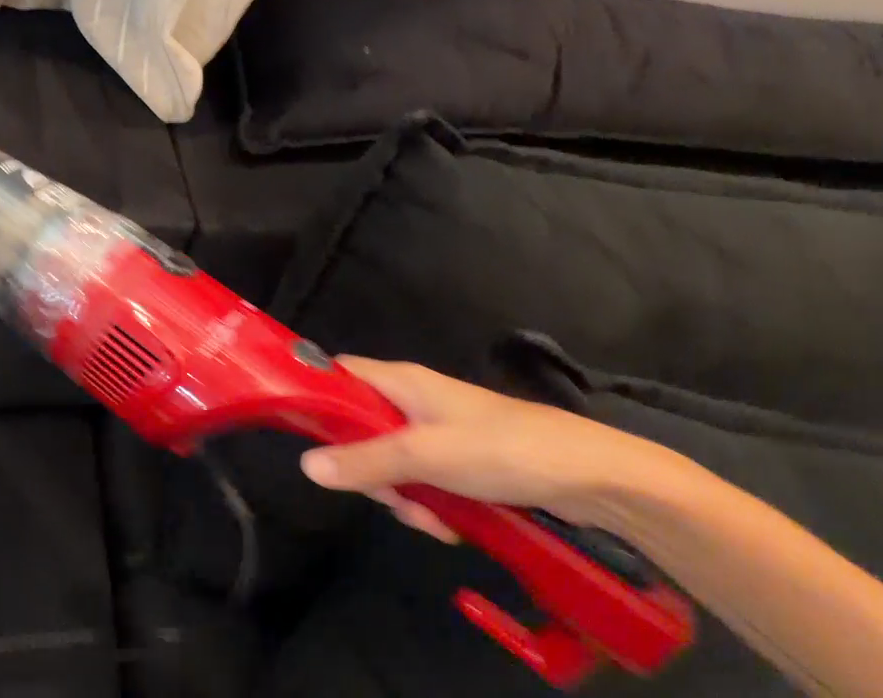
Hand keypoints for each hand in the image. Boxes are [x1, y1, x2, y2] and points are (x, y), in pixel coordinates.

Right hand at [299, 357, 674, 541]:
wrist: (599, 480)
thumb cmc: (505, 450)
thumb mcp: (427, 456)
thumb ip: (366, 461)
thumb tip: (305, 467)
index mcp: (401, 381)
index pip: (336, 374)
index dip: (314, 396)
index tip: (303, 434)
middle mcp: (414, 401)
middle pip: (359, 428)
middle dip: (367, 469)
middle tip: (388, 495)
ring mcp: (439, 433)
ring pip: (391, 463)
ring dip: (403, 496)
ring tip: (432, 520)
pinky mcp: (463, 462)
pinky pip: (424, 482)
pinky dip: (430, 505)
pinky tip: (451, 527)